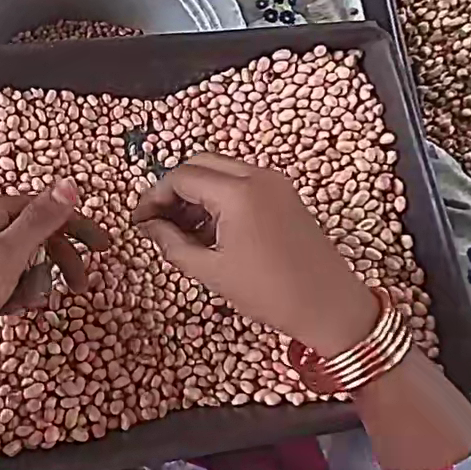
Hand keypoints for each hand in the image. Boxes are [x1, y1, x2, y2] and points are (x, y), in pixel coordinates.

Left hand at [0, 179, 113, 355]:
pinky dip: (15, 295)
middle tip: (80, 287)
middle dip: (60, 262)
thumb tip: (70, 182)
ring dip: (34, 284)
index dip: (79, 227)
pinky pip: (9, 280)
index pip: (50, 209)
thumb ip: (41, 219)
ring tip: (23, 303)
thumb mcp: (7, 254)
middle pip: (40, 236)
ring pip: (27, 262)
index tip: (105, 248)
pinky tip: (6, 309)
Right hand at [129, 154, 377, 355]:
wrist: (331, 306)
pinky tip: (211, 231)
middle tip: (158, 222)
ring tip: (182, 232)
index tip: (140, 221)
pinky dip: (220, 198)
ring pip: (221, 171)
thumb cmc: (270, 293)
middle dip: (173, 190)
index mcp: (238, 192)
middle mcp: (258, 176)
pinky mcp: (285, 194)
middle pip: (199, 164)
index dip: (154, 197)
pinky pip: (242, 183)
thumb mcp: (212, 272)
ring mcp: (275, 183)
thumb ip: (172, 244)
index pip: (181, 177)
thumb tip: (148, 227)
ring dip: (197, 193)